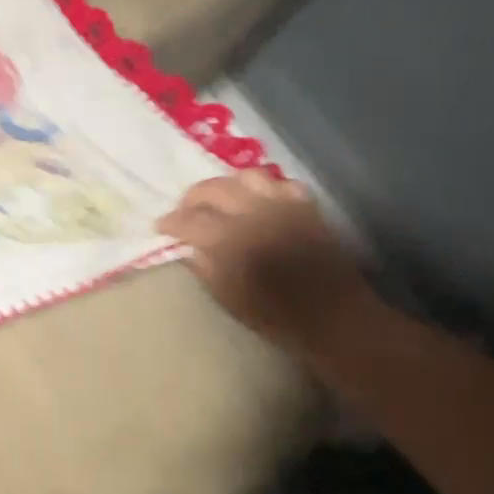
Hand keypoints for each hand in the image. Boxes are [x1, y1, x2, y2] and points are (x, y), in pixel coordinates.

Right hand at [156, 171, 376, 353]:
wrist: (333, 317)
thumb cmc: (274, 315)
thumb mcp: (227, 298)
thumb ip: (204, 267)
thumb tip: (189, 248)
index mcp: (230, 240)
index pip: (188, 219)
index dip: (170, 222)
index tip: (161, 227)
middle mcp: (254, 213)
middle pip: (214, 188)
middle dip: (192, 197)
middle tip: (184, 211)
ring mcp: (283, 206)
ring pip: (246, 176)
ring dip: (226, 185)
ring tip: (219, 200)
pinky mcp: (306, 207)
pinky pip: (281, 184)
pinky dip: (265, 189)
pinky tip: (258, 202)